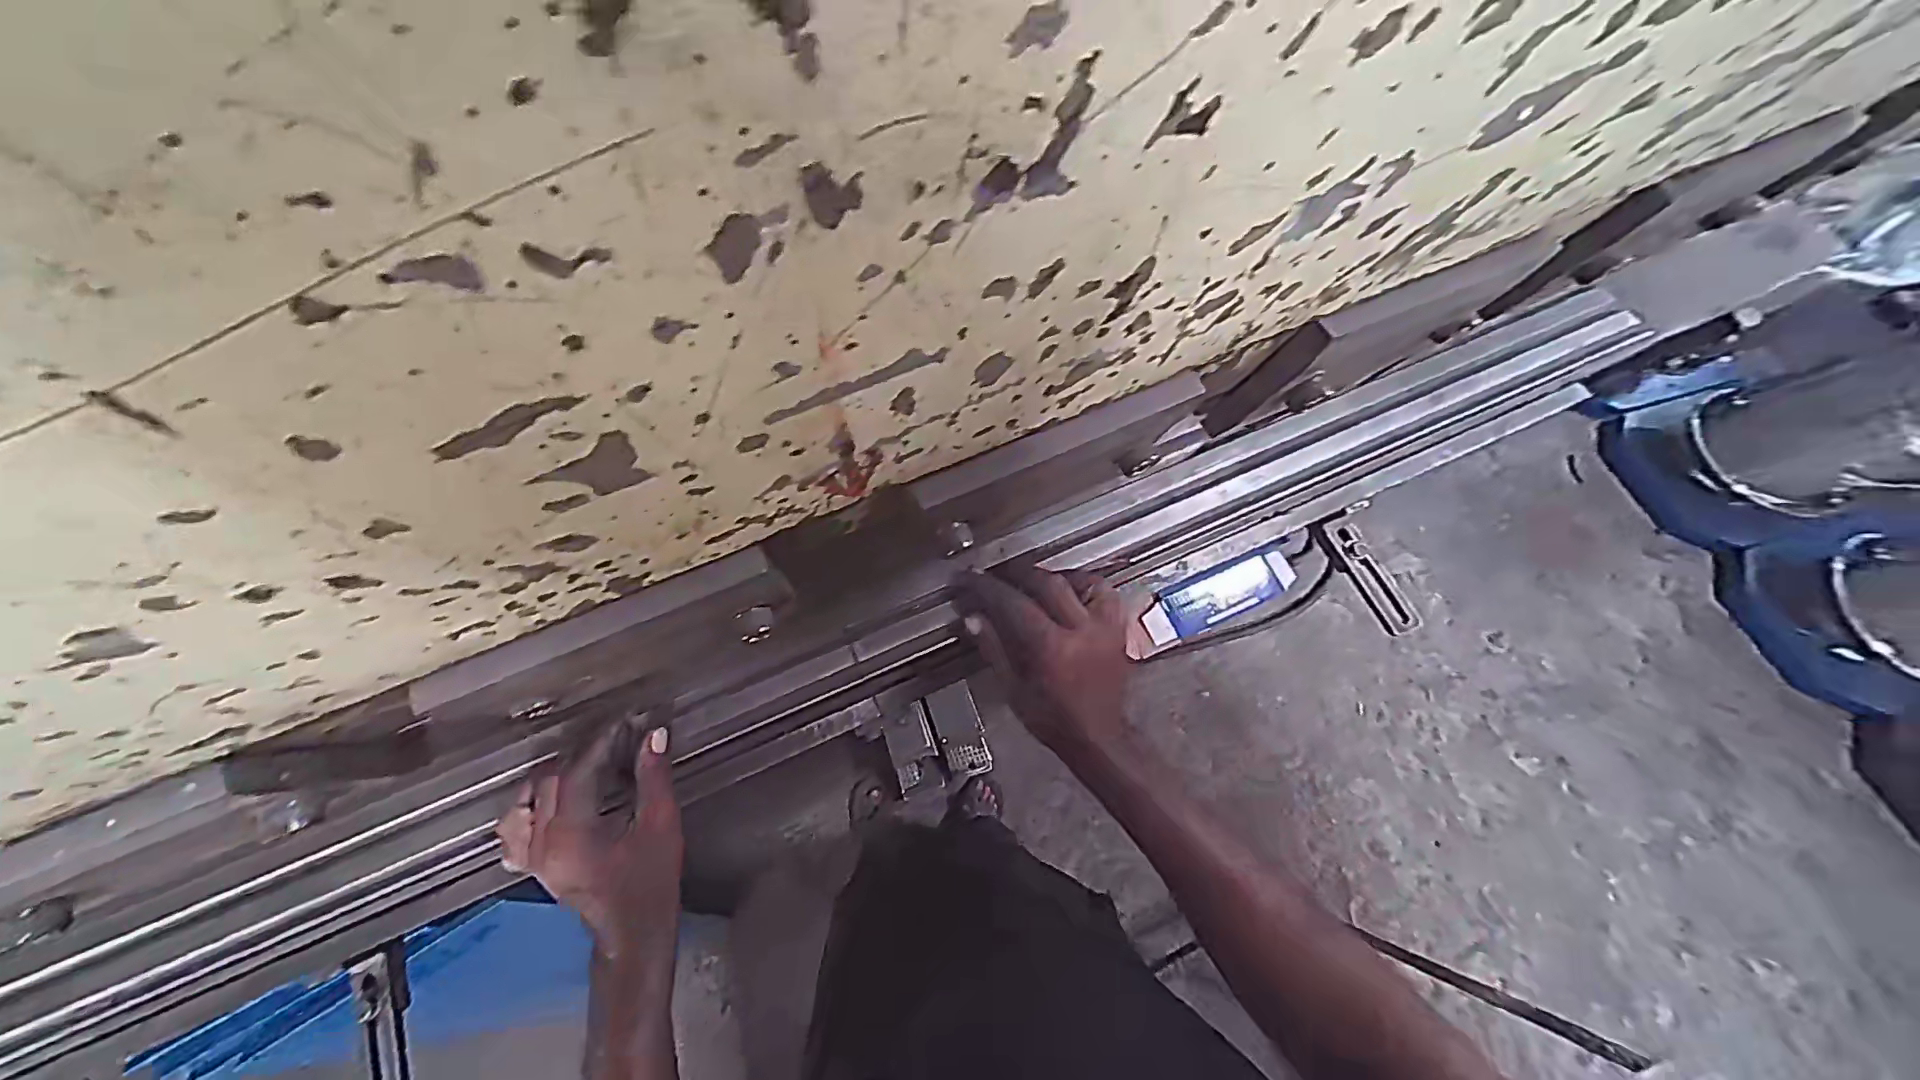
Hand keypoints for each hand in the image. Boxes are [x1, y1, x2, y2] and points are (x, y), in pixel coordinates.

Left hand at [497, 721, 682, 957]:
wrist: (633, 929)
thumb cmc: (651, 880)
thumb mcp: (662, 823)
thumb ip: (654, 777)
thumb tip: (653, 735)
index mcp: (572, 834)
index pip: (579, 772)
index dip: (603, 741)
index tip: (627, 723)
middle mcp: (541, 844)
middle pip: (550, 780)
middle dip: (584, 753)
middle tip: (617, 738)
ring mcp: (531, 856)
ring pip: (528, 799)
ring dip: (556, 773)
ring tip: (588, 762)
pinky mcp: (532, 863)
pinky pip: (515, 826)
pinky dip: (531, 804)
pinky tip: (552, 797)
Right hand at [960, 565, 1132, 754]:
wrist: (1098, 738)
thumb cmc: (1057, 721)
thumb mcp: (1013, 689)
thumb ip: (993, 648)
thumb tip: (974, 618)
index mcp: (1052, 649)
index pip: (1013, 602)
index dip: (986, 587)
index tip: (970, 580)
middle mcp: (1081, 632)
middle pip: (1044, 582)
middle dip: (1014, 574)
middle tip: (996, 576)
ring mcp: (1104, 628)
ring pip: (1075, 580)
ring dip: (1048, 574)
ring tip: (1028, 577)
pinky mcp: (1117, 629)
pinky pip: (1103, 591)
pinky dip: (1083, 583)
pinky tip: (1068, 585)